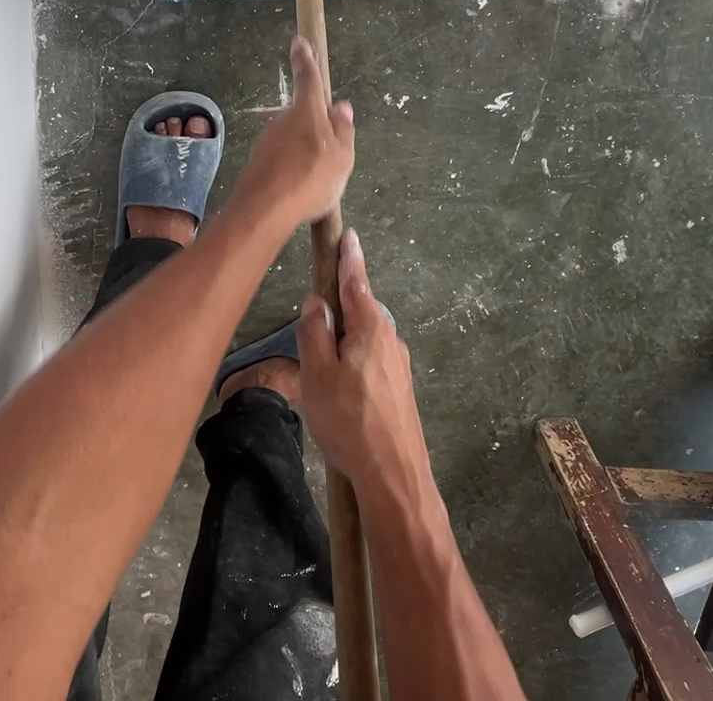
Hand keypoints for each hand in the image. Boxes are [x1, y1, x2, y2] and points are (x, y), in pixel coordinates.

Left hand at [231, 37, 355, 231]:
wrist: (265, 210)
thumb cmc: (311, 179)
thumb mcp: (342, 157)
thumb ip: (343, 131)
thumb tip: (341, 107)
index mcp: (307, 112)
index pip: (308, 78)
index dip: (306, 59)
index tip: (300, 41)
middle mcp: (283, 120)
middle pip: (303, 114)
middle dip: (316, 125)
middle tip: (331, 149)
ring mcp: (267, 140)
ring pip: (292, 138)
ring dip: (304, 150)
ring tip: (318, 179)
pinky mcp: (258, 162)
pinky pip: (282, 158)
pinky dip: (292, 167)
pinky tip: (300, 189)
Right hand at [297, 229, 430, 499]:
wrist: (394, 476)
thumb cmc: (350, 421)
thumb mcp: (318, 374)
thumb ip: (314, 334)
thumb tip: (316, 303)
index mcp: (371, 329)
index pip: (356, 283)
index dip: (348, 259)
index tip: (348, 236)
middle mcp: (390, 341)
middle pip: (360, 312)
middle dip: (338, 310)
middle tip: (313, 323)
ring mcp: (399, 367)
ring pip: (364, 340)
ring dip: (343, 343)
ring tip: (320, 371)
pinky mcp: (399, 390)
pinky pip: (371, 362)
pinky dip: (352, 363)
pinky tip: (340, 392)